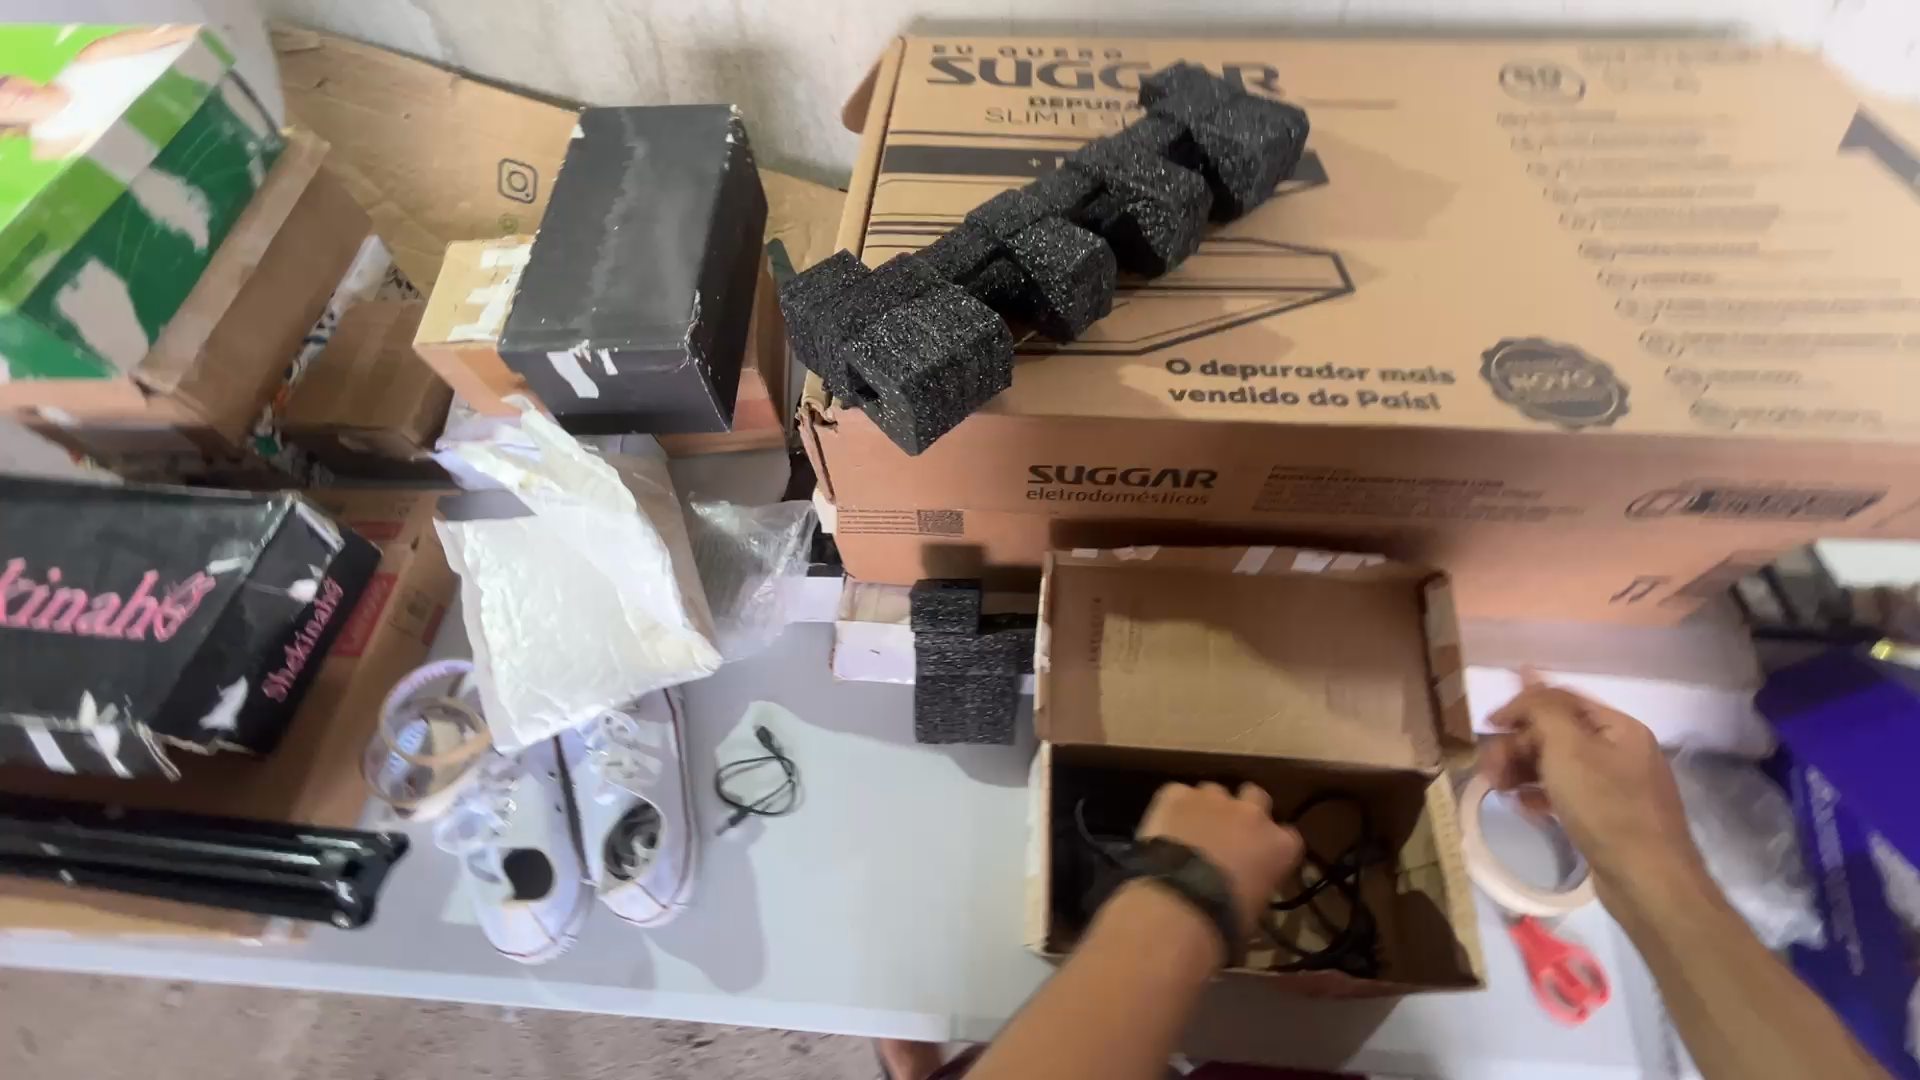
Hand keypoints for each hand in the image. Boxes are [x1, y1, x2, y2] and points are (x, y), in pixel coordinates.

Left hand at [1135, 781, 1304, 933]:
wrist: (1179, 896)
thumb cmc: (1226, 915)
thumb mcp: (1256, 905)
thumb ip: (1257, 880)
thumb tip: (1244, 883)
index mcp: (1280, 844)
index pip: (1289, 836)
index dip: (1272, 842)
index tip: (1260, 854)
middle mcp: (1251, 812)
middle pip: (1254, 796)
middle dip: (1244, 809)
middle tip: (1228, 831)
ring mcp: (1213, 798)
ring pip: (1213, 790)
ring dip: (1207, 806)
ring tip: (1190, 828)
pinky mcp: (1176, 793)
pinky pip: (1177, 793)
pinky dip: (1174, 806)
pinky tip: (1166, 824)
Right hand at [1480, 673, 1708, 910]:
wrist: (1647, 881)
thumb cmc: (1605, 807)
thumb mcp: (1567, 748)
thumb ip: (1543, 708)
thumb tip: (1527, 674)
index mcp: (1618, 728)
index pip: (1559, 699)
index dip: (1520, 707)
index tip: (1488, 726)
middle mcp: (1620, 750)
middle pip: (1552, 732)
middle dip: (1516, 746)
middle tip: (1490, 769)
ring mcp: (1615, 783)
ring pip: (1553, 762)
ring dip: (1520, 770)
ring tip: (1500, 789)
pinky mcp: (1607, 813)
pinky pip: (1563, 790)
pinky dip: (1538, 793)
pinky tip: (1525, 807)